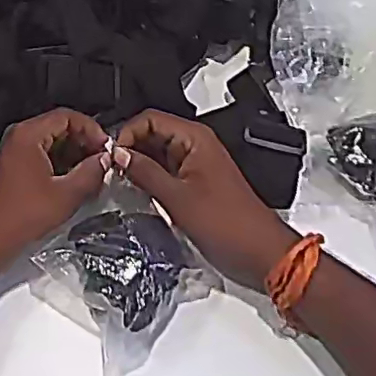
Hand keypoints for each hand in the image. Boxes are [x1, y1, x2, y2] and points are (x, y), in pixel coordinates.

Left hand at [0, 108, 110, 273]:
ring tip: (93, 175)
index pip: (66, 116)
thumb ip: (91, 172)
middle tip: (103, 162)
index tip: (106, 147)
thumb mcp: (66, 194)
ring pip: (52, 142)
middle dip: (84, 143)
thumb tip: (105, 160)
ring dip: (74, 155)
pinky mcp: (15, 166)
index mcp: (28, 134)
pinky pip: (43, 154)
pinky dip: (61, 164)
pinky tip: (75, 183)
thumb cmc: (21, 215)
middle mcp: (19, 137)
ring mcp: (15, 151)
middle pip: (59, 127)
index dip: (91, 129)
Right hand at [113, 109, 299, 283]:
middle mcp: (195, 146)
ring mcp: (195, 164)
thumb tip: (119, 155)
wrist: (262, 256)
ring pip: (155, 153)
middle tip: (115, 170)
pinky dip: (150, 178)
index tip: (113, 155)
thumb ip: (144, 172)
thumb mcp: (177, 197)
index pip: (149, 119)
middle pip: (151, 134)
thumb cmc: (230, 226)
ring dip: (139, 165)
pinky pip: (164, 171)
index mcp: (195, 139)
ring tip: (126, 182)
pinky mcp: (194, 182)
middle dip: (131, 149)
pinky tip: (141, 192)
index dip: (127, 134)